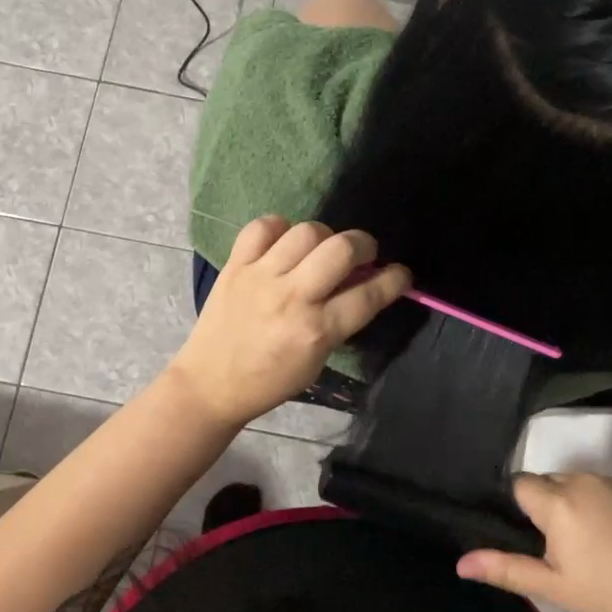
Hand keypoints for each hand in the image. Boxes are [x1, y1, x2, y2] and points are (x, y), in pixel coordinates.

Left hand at [166, 216, 411, 428]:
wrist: (211, 384)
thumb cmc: (270, 380)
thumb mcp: (318, 361)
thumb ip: (342, 321)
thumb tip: (365, 283)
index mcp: (317, 331)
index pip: (369, 294)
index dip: (395, 279)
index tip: (400, 273)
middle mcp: (291, 298)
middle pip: (341, 249)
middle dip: (364, 244)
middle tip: (363, 253)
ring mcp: (261, 278)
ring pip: (306, 231)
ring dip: (324, 235)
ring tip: (322, 248)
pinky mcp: (235, 266)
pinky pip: (262, 227)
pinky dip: (279, 228)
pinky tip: (284, 243)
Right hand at [456, 473, 611, 611]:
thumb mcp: (553, 588)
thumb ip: (505, 569)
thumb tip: (460, 562)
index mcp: (558, 501)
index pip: (518, 484)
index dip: (517, 508)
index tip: (527, 537)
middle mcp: (584, 480)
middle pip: (548, 482)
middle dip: (546, 507)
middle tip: (559, 551)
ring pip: (578, 484)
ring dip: (574, 505)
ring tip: (591, 548)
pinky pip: (606, 488)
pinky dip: (603, 506)